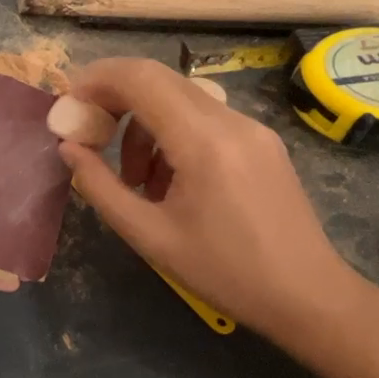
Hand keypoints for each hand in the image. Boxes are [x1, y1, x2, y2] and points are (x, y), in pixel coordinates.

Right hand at [56, 57, 364, 344]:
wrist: (310, 298)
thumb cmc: (225, 272)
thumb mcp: (148, 234)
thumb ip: (99, 185)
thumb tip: (68, 148)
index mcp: (203, 142)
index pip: (140, 79)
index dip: (95, 81)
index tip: (69, 107)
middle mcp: (231, 122)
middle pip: (157, 78)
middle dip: (111, 96)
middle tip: (86, 130)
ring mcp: (251, 129)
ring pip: (177, 98)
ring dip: (139, 122)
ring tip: (130, 176)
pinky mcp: (260, 142)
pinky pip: (201, 117)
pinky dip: (167, 134)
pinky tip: (164, 180)